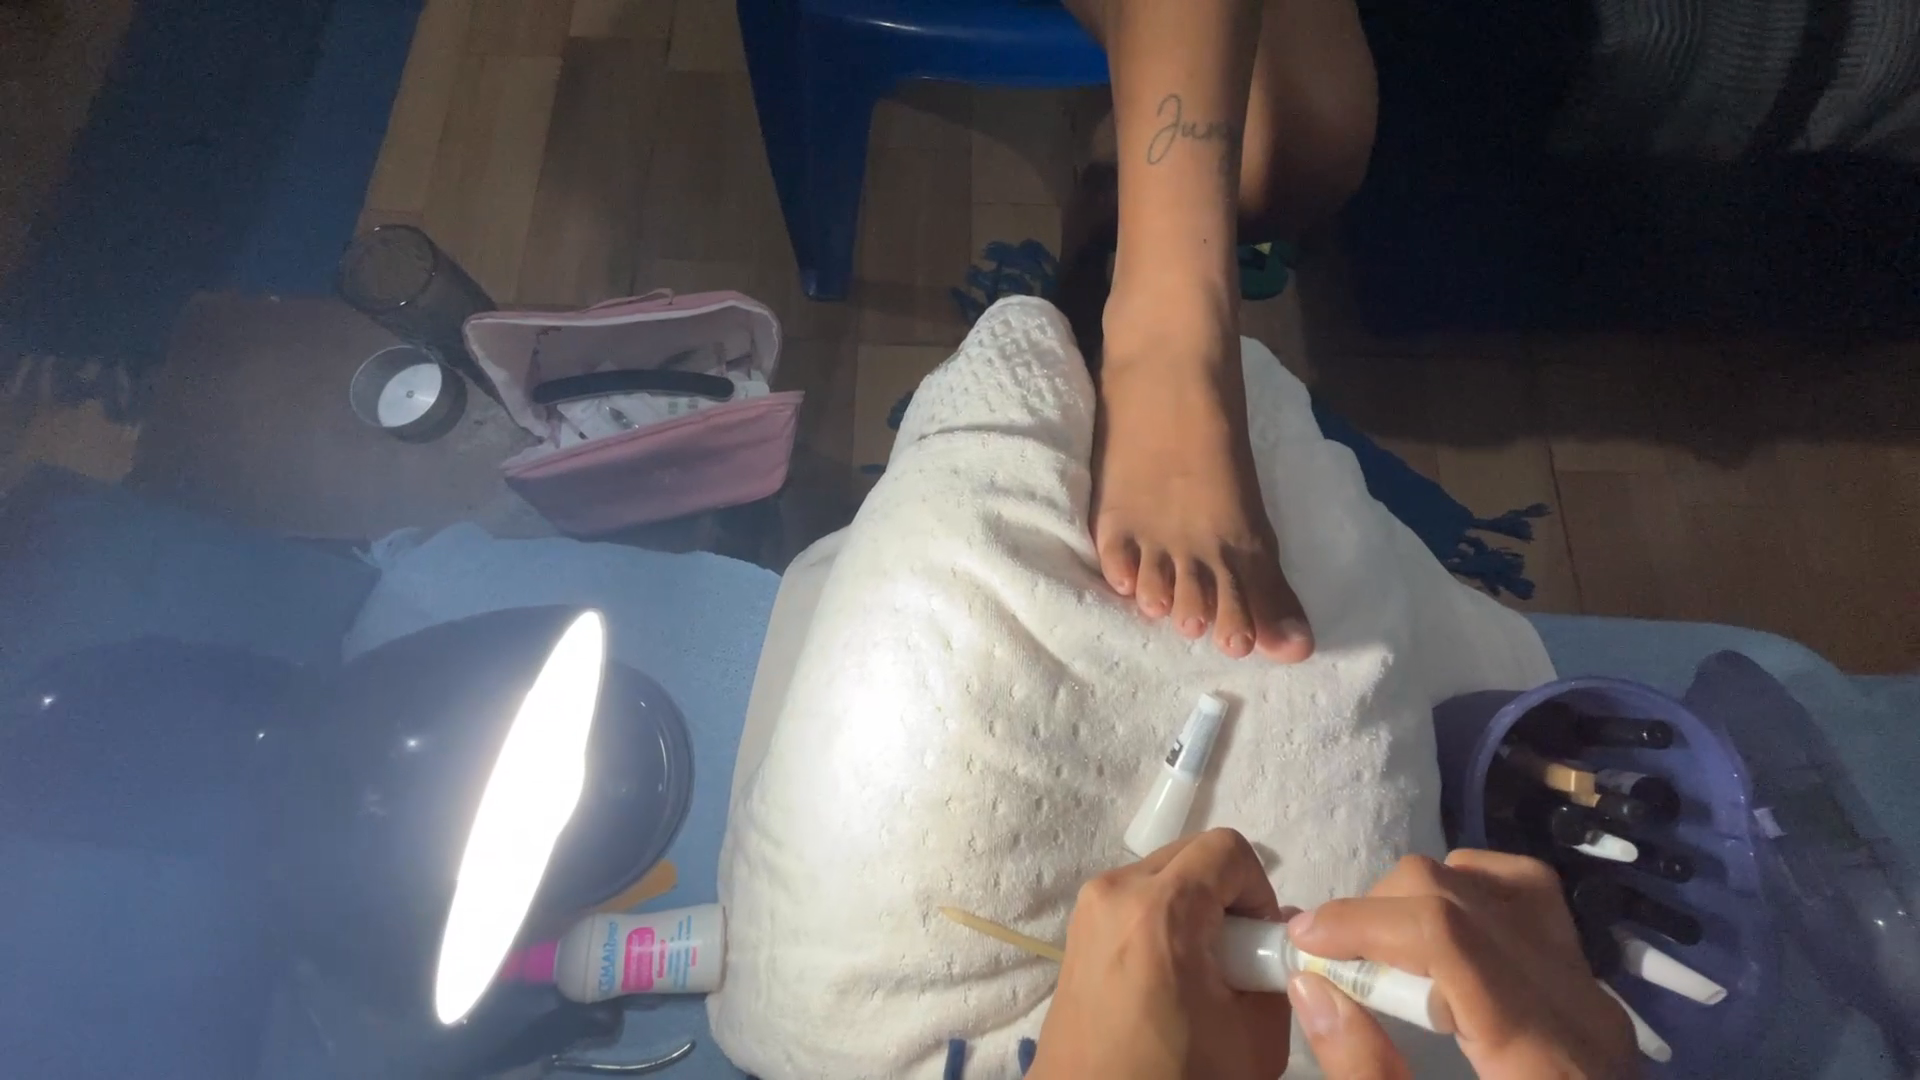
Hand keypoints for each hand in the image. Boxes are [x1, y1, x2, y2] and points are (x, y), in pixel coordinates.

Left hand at [1029, 828, 1292, 1079]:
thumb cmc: (1175, 1077)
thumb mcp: (1253, 1039)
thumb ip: (1277, 973)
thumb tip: (1282, 926)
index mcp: (1159, 908)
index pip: (1226, 848)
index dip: (1256, 888)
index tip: (1259, 941)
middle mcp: (1116, 887)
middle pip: (1191, 853)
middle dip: (1226, 894)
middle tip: (1238, 957)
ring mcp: (1090, 901)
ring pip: (1163, 870)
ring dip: (1194, 904)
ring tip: (1201, 970)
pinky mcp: (1079, 920)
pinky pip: (1136, 893)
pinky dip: (1164, 915)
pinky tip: (1169, 972)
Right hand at [1284, 851, 1638, 1079]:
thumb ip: (1364, 1074)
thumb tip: (1309, 982)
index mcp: (1544, 1066)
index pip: (1447, 935)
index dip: (1362, 921)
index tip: (1304, 941)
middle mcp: (1579, 1012)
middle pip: (1456, 895)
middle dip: (1374, 911)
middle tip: (1336, 961)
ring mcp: (1592, 994)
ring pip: (1489, 880)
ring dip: (1414, 899)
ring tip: (1388, 954)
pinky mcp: (1588, 988)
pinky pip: (1523, 893)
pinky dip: (1463, 890)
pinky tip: (1439, 936)